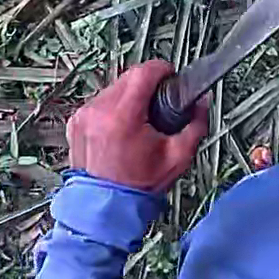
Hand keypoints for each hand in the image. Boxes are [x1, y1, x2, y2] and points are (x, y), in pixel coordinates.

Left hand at [67, 61, 208, 193]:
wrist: (106, 208)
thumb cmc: (137, 186)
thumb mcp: (177, 157)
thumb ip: (195, 125)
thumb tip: (201, 103)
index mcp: (122, 117)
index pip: (143, 72)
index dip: (162, 69)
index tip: (170, 75)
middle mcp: (98, 112)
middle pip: (128, 77)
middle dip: (148, 83)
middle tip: (160, 102)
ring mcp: (84, 116)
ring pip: (114, 87)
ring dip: (130, 95)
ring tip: (141, 119)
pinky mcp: (77, 122)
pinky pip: (100, 102)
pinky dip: (113, 108)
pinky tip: (123, 127)